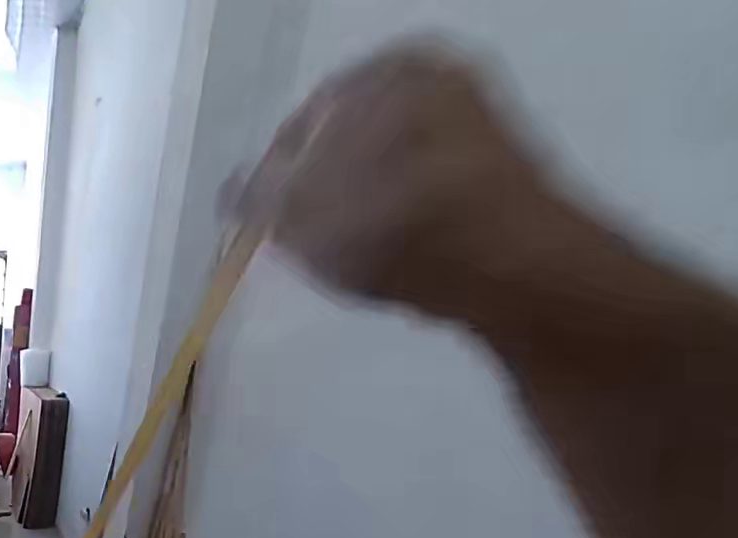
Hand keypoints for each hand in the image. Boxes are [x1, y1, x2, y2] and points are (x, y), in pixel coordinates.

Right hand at [237, 38, 587, 317]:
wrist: (507, 265)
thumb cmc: (398, 230)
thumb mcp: (307, 216)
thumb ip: (261, 199)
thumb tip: (230, 191)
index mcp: (389, 71)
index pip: (301, 128)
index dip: (272, 182)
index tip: (260, 226)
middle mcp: (435, 78)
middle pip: (342, 145)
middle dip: (314, 193)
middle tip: (297, 242)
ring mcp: (470, 118)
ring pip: (378, 166)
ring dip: (350, 205)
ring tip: (340, 252)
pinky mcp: (488, 166)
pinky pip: (414, 185)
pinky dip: (390, 214)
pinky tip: (384, 249)